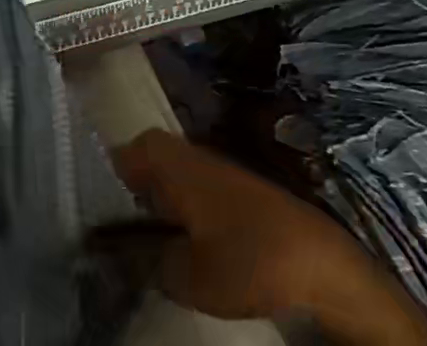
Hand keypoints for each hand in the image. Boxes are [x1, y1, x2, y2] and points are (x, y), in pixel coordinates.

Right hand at [114, 129, 426, 345]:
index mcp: (171, 162)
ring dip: (164, 199)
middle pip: (151, 160)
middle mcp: (193, 156)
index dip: (110, 172)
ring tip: (155, 236)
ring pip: (177, 175)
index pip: (127, 150)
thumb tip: (143, 259)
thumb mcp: (190, 277)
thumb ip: (156, 265)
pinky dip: (191, 210)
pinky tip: (193, 241)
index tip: (101, 201)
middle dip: (137, 186)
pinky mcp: (245, 192)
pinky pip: (201, 191)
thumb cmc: (248, 258)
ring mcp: (222, 171)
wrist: (325, 267)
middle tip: (124, 220)